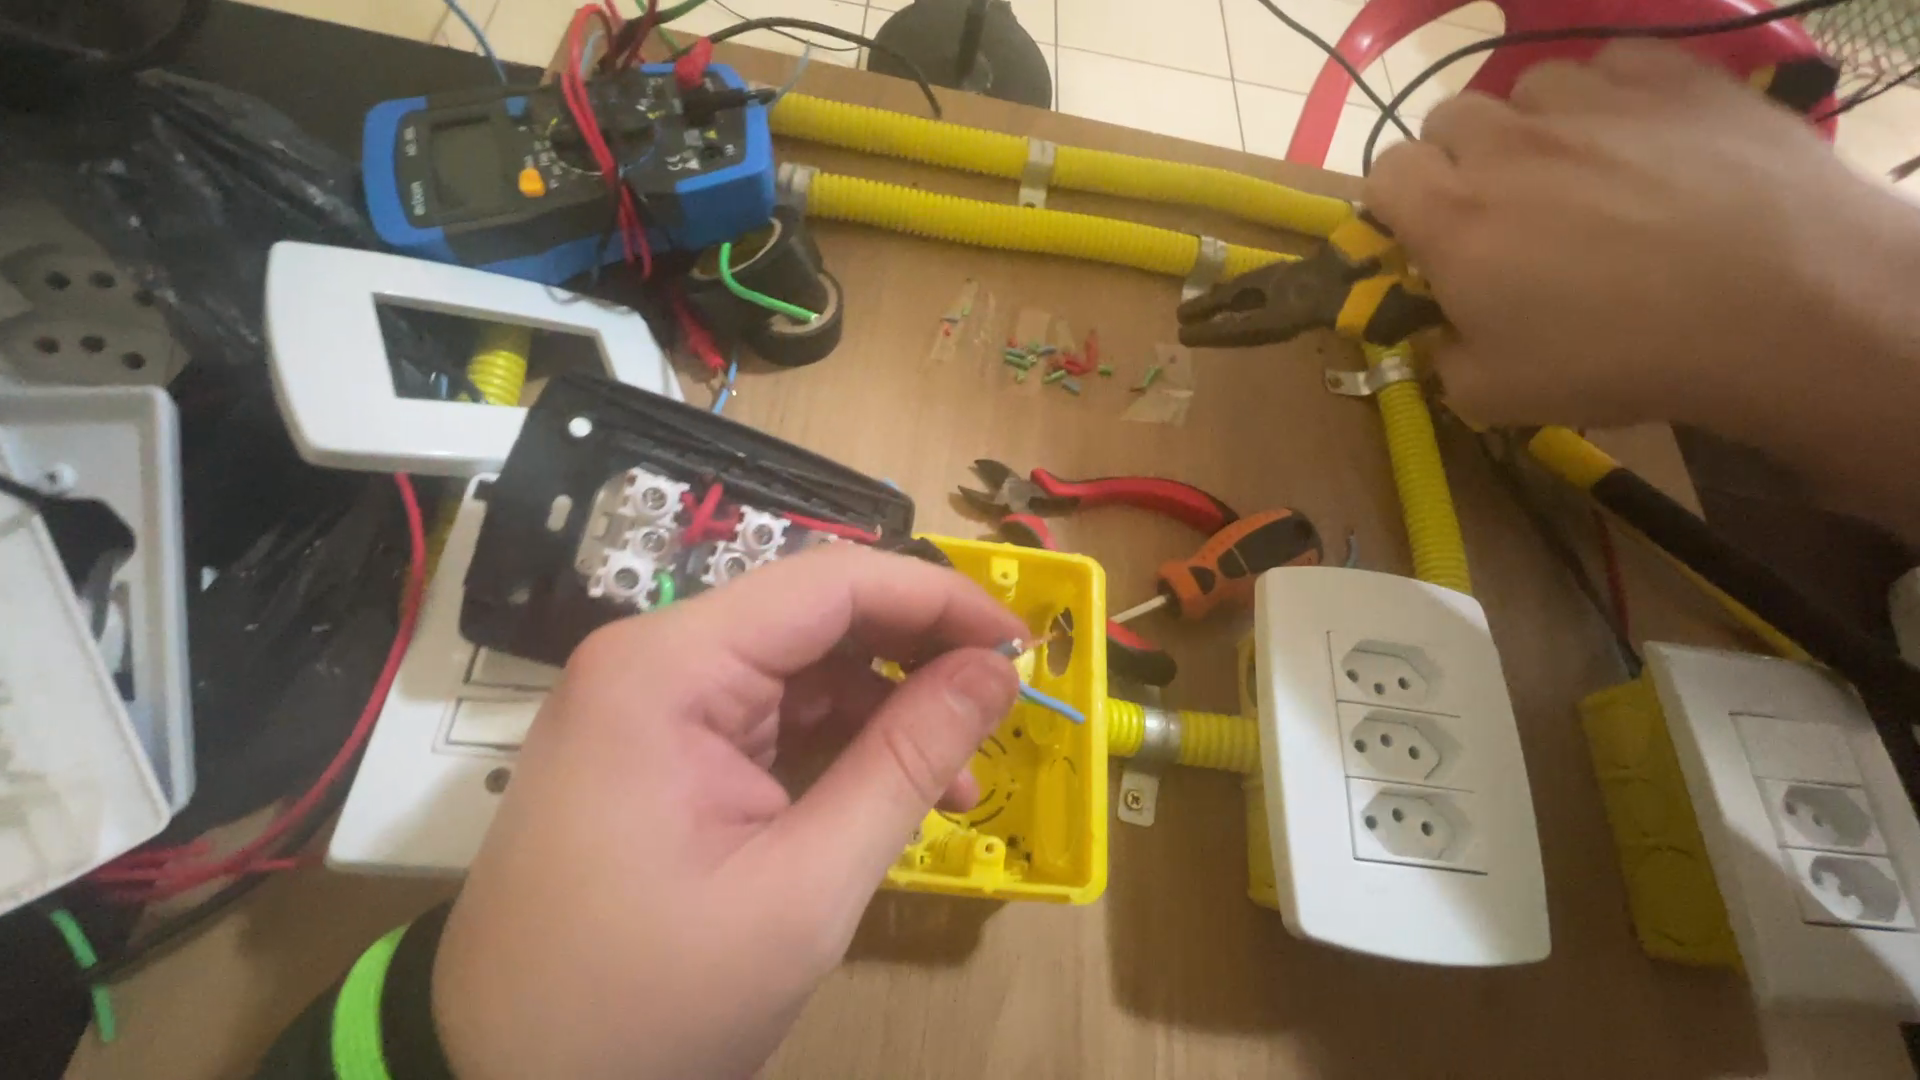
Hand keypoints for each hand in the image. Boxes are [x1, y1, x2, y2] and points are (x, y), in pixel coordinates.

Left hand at [430, 546, 1022, 1078]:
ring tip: (960, 772)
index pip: (831, 583)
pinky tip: (897, 788)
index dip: (938, 598)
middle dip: (919, 651)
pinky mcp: (668, 740)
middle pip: (818, 614)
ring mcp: (658, 698)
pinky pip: (777, 709)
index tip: (1020, 641)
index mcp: (670, 667)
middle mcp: (657, 657)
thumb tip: (997, 671)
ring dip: (890, 704)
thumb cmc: (647, 1004)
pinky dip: (845, 739)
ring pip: (806, 662)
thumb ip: (906, 761)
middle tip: (1001, 698)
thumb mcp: (804, 887)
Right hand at [1364, 43, 1919, 437]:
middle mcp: (1508, 147)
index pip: (1383, 172)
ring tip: (1561, 167)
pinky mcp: (1677, 81)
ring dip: (1523, 124)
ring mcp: (1595, 103)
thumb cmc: (1612, 357)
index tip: (1415, 234)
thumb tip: (1438, 332)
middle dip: (1450, 160)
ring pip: (1524, 86)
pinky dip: (1603, 93)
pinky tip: (1626, 136)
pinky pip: (1612, 60)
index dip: (1391, 201)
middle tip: (1487, 208)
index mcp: (1452, 220)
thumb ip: (1438, 356)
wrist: (1783, 307)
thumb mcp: (1488, 393)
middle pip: (1445, 119)